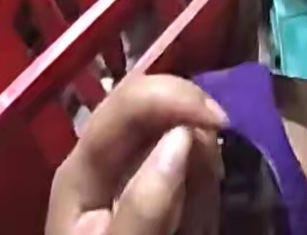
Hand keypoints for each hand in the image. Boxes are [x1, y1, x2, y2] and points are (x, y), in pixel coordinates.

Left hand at [47, 74, 227, 234]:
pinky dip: (205, 169)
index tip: (221, 122)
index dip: (174, 97)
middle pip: (152, 97)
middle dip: (192, 115)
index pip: (127, 103)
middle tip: (224, 147)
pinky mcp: (154, 178)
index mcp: (83, 167)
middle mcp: (103, 153)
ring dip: (201, 148)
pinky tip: (202, 209)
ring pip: (176, 119)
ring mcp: (129, 163)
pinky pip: (189, 151)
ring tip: (204, 205)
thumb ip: (145, 207)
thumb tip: (183, 136)